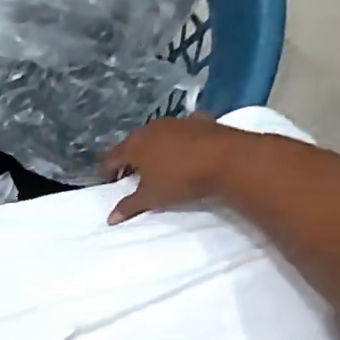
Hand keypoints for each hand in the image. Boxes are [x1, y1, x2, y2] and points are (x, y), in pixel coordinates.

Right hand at [100, 112, 259, 223]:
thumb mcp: (151, 198)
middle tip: (133, 175)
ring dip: (154, 147)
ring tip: (160, 163)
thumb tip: (111, 218)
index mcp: (133, 145)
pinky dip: (181, 138)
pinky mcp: (201, 120)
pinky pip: (184, 129)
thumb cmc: (181, 179)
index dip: (107, 172)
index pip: (111, 158)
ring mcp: (177, 122)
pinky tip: (187, 147)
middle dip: (130, 158)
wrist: (231, 160)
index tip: (110, 183)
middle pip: (133, 144)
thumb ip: (129, 206)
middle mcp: (151, 129)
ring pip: (157, 134)